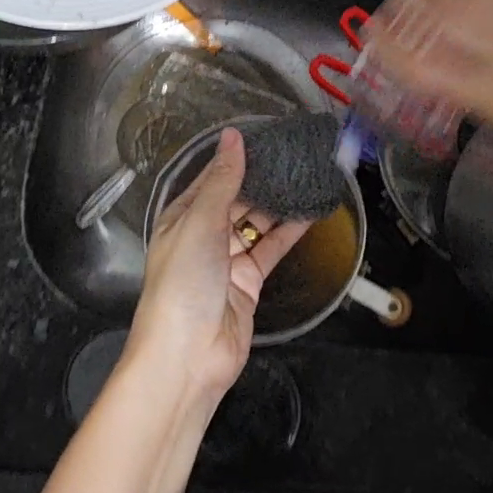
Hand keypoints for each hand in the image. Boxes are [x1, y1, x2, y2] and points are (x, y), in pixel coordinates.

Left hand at [126, 129, 310, 402]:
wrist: (188, 356)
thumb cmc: (184, 282)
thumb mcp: (199, 222)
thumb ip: (222, 180)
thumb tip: (233, 136)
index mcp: (181, 217)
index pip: (211, 178)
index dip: (235, 158)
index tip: (267, 138)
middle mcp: (202, 235)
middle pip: (236, 200)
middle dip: (262, 180)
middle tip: (296, 156)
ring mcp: (227, 260)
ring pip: (257, 224)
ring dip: (279, 204)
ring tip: (308, 177)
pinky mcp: (248, 282)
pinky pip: (271, 249)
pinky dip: (289, 232)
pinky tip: (310, 213)